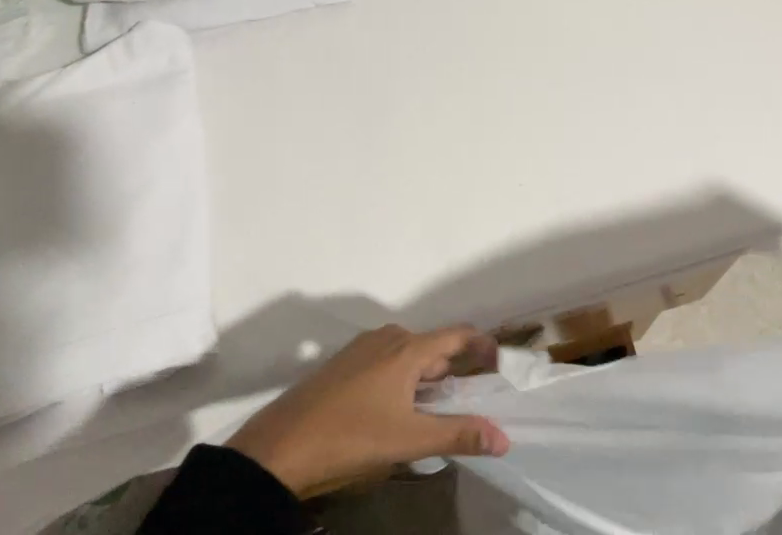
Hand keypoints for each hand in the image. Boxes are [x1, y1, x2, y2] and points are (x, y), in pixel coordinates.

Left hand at [225, 324, 510, 496]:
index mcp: (408, 348)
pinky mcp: (343, 365)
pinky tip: (395, 413)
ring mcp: (361, 349)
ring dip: (426, 379)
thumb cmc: (350, 437)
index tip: (501, 365)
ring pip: (409, 356)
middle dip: (453, 372)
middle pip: (434, 347)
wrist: (278, 447)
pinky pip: (386, 363)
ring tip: (432, 415)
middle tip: (467, 404)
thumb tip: (504, 438)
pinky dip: (402, 381)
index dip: (484, 345)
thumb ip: (458, 434)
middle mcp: (387, 338)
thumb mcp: (408, 441)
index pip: (458, 334)